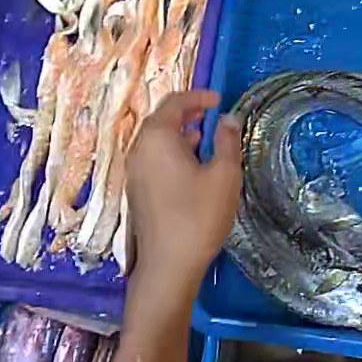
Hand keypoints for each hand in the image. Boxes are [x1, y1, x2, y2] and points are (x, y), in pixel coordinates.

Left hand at [124, 90, 240, 333]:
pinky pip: (153, 158)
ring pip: (156, 140)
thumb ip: (227, 140)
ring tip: (205, 139)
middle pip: (160, 119)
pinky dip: (171, 152)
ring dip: (179, 133)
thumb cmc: (198, 216)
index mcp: (157, 138)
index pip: (174, 102)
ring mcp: (134, 171)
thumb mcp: (224, 175)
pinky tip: (191, 167)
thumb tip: (227, 118)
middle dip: (187, 113)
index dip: (197, 96)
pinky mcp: (136, 190)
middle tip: (211, 115)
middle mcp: (139, 149)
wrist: (168, 265)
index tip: (218, 99)